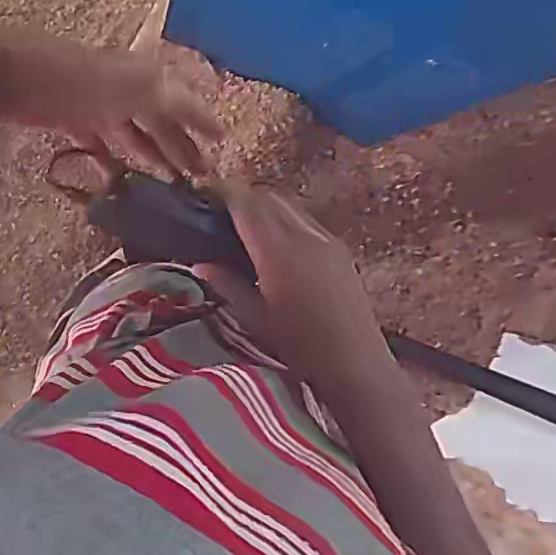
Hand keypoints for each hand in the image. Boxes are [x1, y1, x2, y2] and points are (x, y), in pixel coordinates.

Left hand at [0, 33, 222, 176]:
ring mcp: (97, 106)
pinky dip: (111, 160)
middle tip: (201, 178)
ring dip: (152, 155)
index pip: (180, 103)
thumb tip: (216, 124)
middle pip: (159, 122)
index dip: (200, 122)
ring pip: (132, 134)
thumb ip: (173, 104)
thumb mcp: (130, 88)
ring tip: (172, 181)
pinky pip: (99, 143)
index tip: (222, 143)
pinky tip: (121, 178)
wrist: (8, 72)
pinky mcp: (71, 121)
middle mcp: (125, 90)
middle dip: (181, 147)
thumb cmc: (68, 76)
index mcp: (142, 78)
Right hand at [222, 184, 393, 386]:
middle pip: (269, 197)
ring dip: (263, 204)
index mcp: (279, 253)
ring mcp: (327, 240)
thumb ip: (226, 283)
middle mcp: (306, 237)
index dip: (223, 192)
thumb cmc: (298, 344)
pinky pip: (304, 219)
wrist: (355, 362)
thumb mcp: (254, 316)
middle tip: (216, 207)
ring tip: (240, 221)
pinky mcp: (339, 249)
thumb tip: (201, 263)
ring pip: (289, 205)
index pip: (248, 205)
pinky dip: (282, 217)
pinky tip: (270, 239)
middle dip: (241, 195)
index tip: (202, 192)